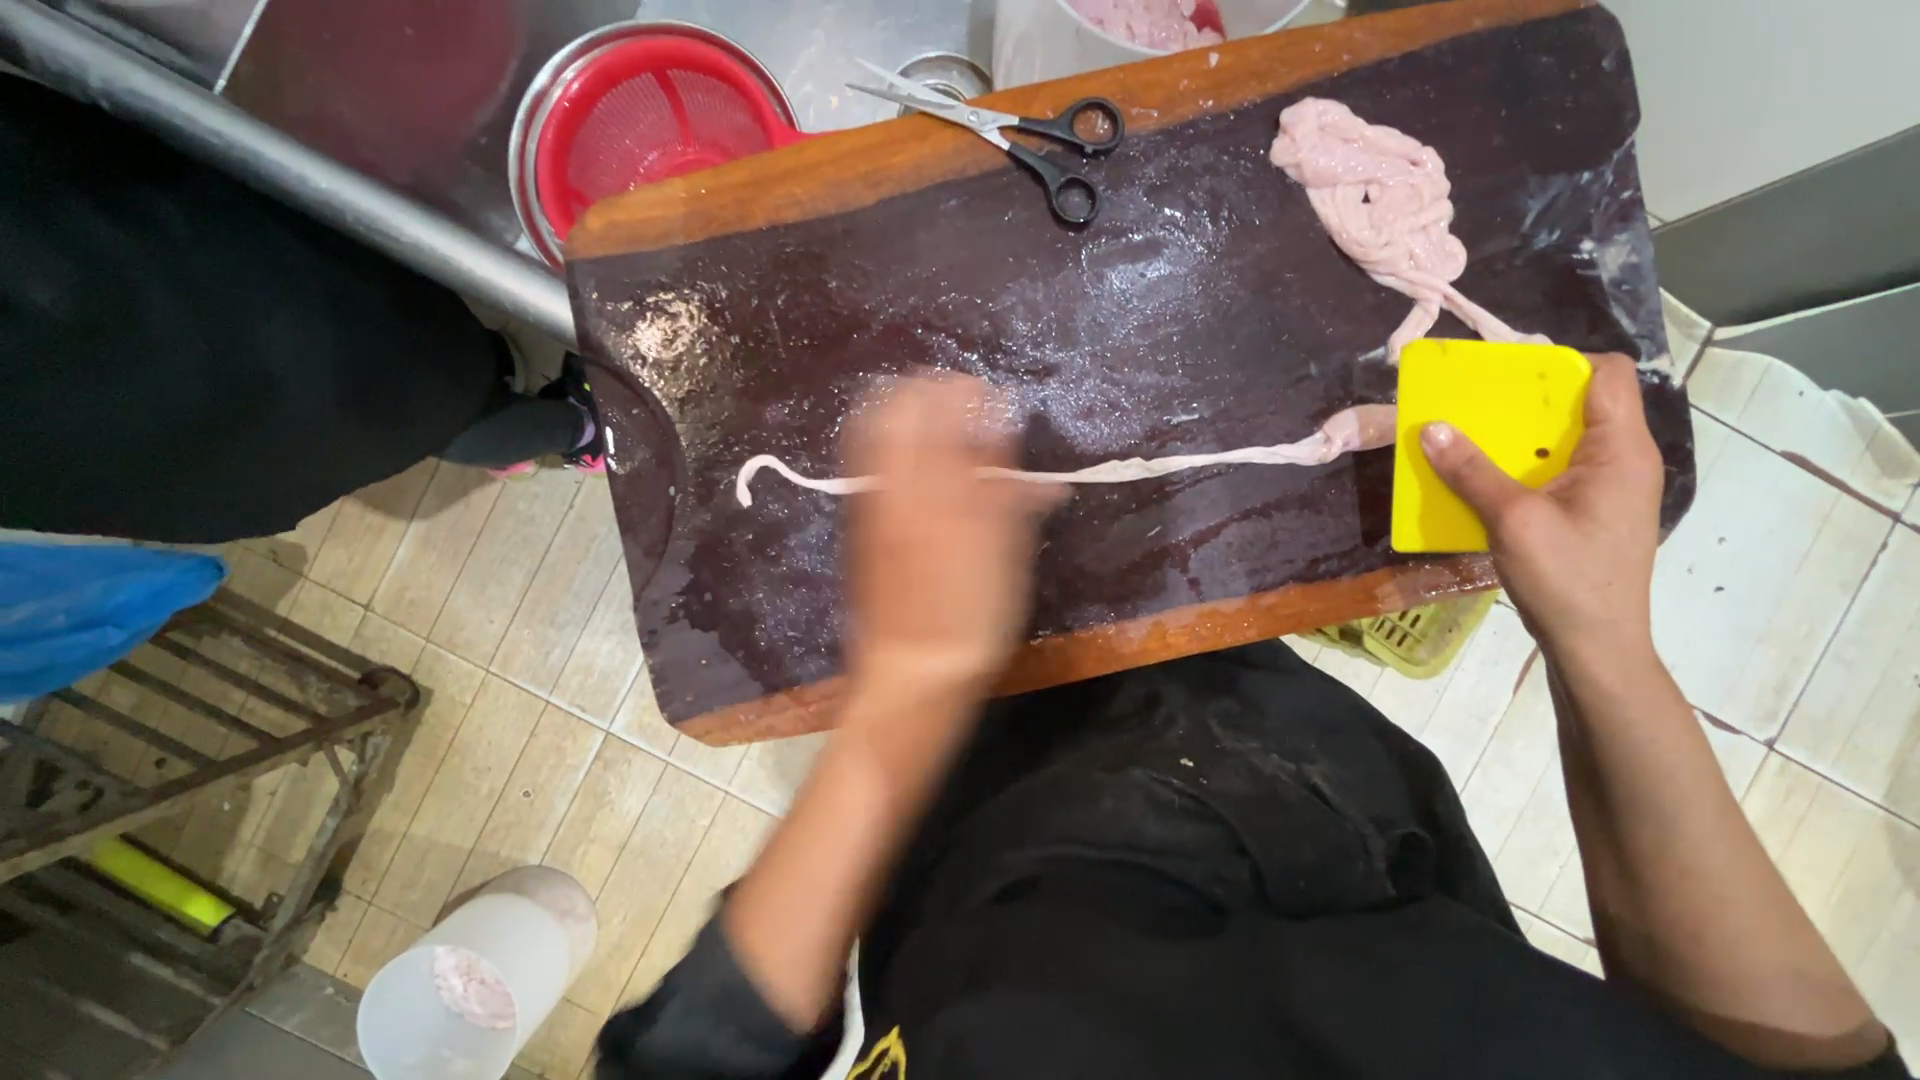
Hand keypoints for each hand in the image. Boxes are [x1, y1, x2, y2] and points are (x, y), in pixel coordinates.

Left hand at [843, 373, 1064, 693]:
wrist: (911, 672)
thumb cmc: (972, 614)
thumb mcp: (1006, 550)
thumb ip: (1005, 478)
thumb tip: (1007, 420)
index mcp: (934, 482)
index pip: (940, 404)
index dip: (966, 390)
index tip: (993, 398)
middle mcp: (892, 482)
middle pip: (893, 406)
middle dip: (928, 392)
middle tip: (965, 405)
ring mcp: (871, 503)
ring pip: (875, 432)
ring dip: (908, 417)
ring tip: (945, 431)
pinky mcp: (863, 526)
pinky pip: (873, 467)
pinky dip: (898, 452)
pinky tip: (927, 474)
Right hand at [1420, 352, 1663, 659]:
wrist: (1595, 644)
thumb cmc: (1567, 578)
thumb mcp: (1512, 520)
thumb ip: (1471, 472)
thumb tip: (1431, 428)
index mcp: (1621, 450)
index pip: (1606, 375)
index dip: (1557, 363)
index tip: (1501, 373)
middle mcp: (1622, 460)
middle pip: (1579, 404)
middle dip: (1523, 401)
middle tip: (1471, 405)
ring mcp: (1607, 488)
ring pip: (1562, 440)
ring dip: (1515, 437)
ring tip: (1468, 441)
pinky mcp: (1589, 512)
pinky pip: (1553, 471)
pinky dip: (1519, 467)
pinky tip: (1482, 481)